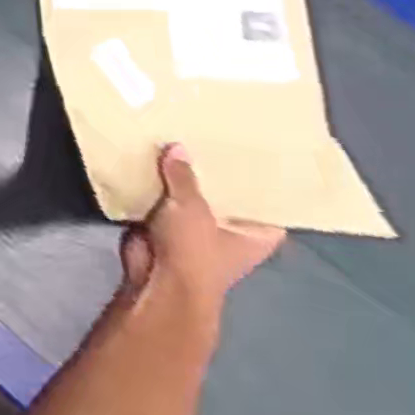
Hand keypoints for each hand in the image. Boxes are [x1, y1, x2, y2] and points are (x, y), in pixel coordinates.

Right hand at [119, 144, 284, 316]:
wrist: (156, 281)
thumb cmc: (193, 250)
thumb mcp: (192, 207)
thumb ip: (184, 176)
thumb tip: (177, 147)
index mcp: (255, 233)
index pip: (267, 201)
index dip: (262, 177)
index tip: (252, 149)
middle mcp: (231, 231)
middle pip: (224, 194)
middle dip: (212, 171)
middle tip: (205, 134)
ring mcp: (197, 230)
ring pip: (190, 197)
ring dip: (178, 177)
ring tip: (172, 137)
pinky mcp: (167, 229)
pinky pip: (163, 202)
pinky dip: (155, 188)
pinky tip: (146, 160)